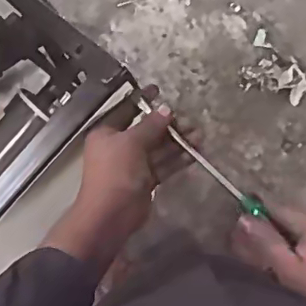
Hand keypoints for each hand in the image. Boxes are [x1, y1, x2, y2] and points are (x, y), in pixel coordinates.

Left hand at [42, 95, 192, 268]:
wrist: (111, 215)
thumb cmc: (115, 173)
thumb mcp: (131, 143)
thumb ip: (150, 126)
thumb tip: (166, 110)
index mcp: (107, 133)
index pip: (126, 110)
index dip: (142, 99)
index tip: (159, 90)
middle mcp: (119, 146)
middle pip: (146, 130)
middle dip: (167, 125)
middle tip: (190, 121)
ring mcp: (133, 164)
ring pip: (157, 148)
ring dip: (177, 142)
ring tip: (199, 135)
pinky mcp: (145, 180)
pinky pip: (162, 165)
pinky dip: (177, 159)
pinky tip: (194, 153)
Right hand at [230, 205, 305, 305]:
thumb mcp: (288, 268)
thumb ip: (266, 241)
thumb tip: (243, 218)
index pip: (274, 207)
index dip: (256, 217)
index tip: (242, 232)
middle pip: (285, 216)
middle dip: (269, 230)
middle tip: (257, 252)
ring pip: (296, 226)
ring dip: (283, 238)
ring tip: (275, 261)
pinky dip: (298, 244)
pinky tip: (296, 263)